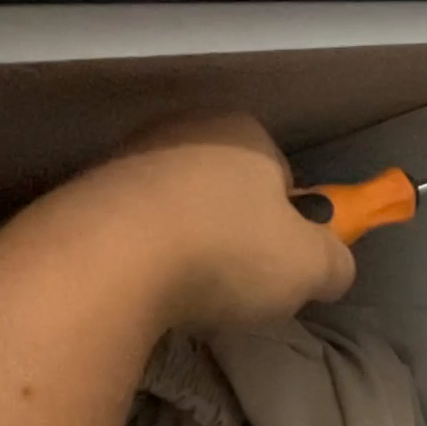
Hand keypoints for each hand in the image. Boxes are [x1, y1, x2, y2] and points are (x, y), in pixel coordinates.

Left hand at [9, 112, 355, 334]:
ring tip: (191, 295)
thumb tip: (335, 268)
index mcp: (246, 134)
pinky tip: (151, 290)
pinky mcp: (89, 194)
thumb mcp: (312, 268)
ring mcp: (131, 158)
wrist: (113, 260)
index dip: (289, 229)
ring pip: (181, 211)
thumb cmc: (229, 253)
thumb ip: (337, 264)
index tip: (280, 268)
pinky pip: (137, 229)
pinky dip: (149, 258)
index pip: (283, 180)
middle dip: (238, 239)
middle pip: (230, 195)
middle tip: (238, 287)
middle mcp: (187, 130)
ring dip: (191, 249)